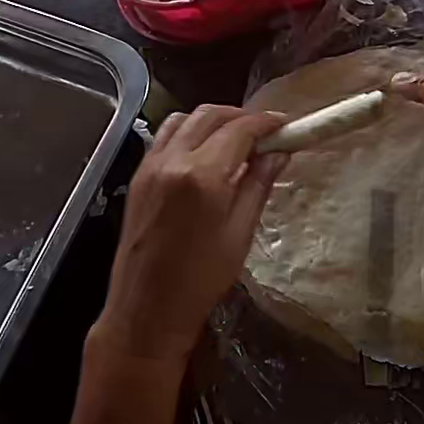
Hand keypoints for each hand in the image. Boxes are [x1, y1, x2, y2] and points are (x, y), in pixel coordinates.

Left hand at [93, 105, 287, 369]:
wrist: (146, 308)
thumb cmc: (199, 280)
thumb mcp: (239, 234)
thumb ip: (257, 186)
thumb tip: (278, 154)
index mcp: (202, 176)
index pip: (239, 130)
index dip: (266, 123)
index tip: (285, 125)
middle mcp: (172, 160)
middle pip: (210, 115)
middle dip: (241, 116)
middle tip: (264, 133)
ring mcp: (150, 166)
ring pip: (184, 119)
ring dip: (213, 120)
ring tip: (235, 139)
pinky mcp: (138, 176)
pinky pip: (164, 136)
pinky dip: (188, 132)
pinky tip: (204, 151)